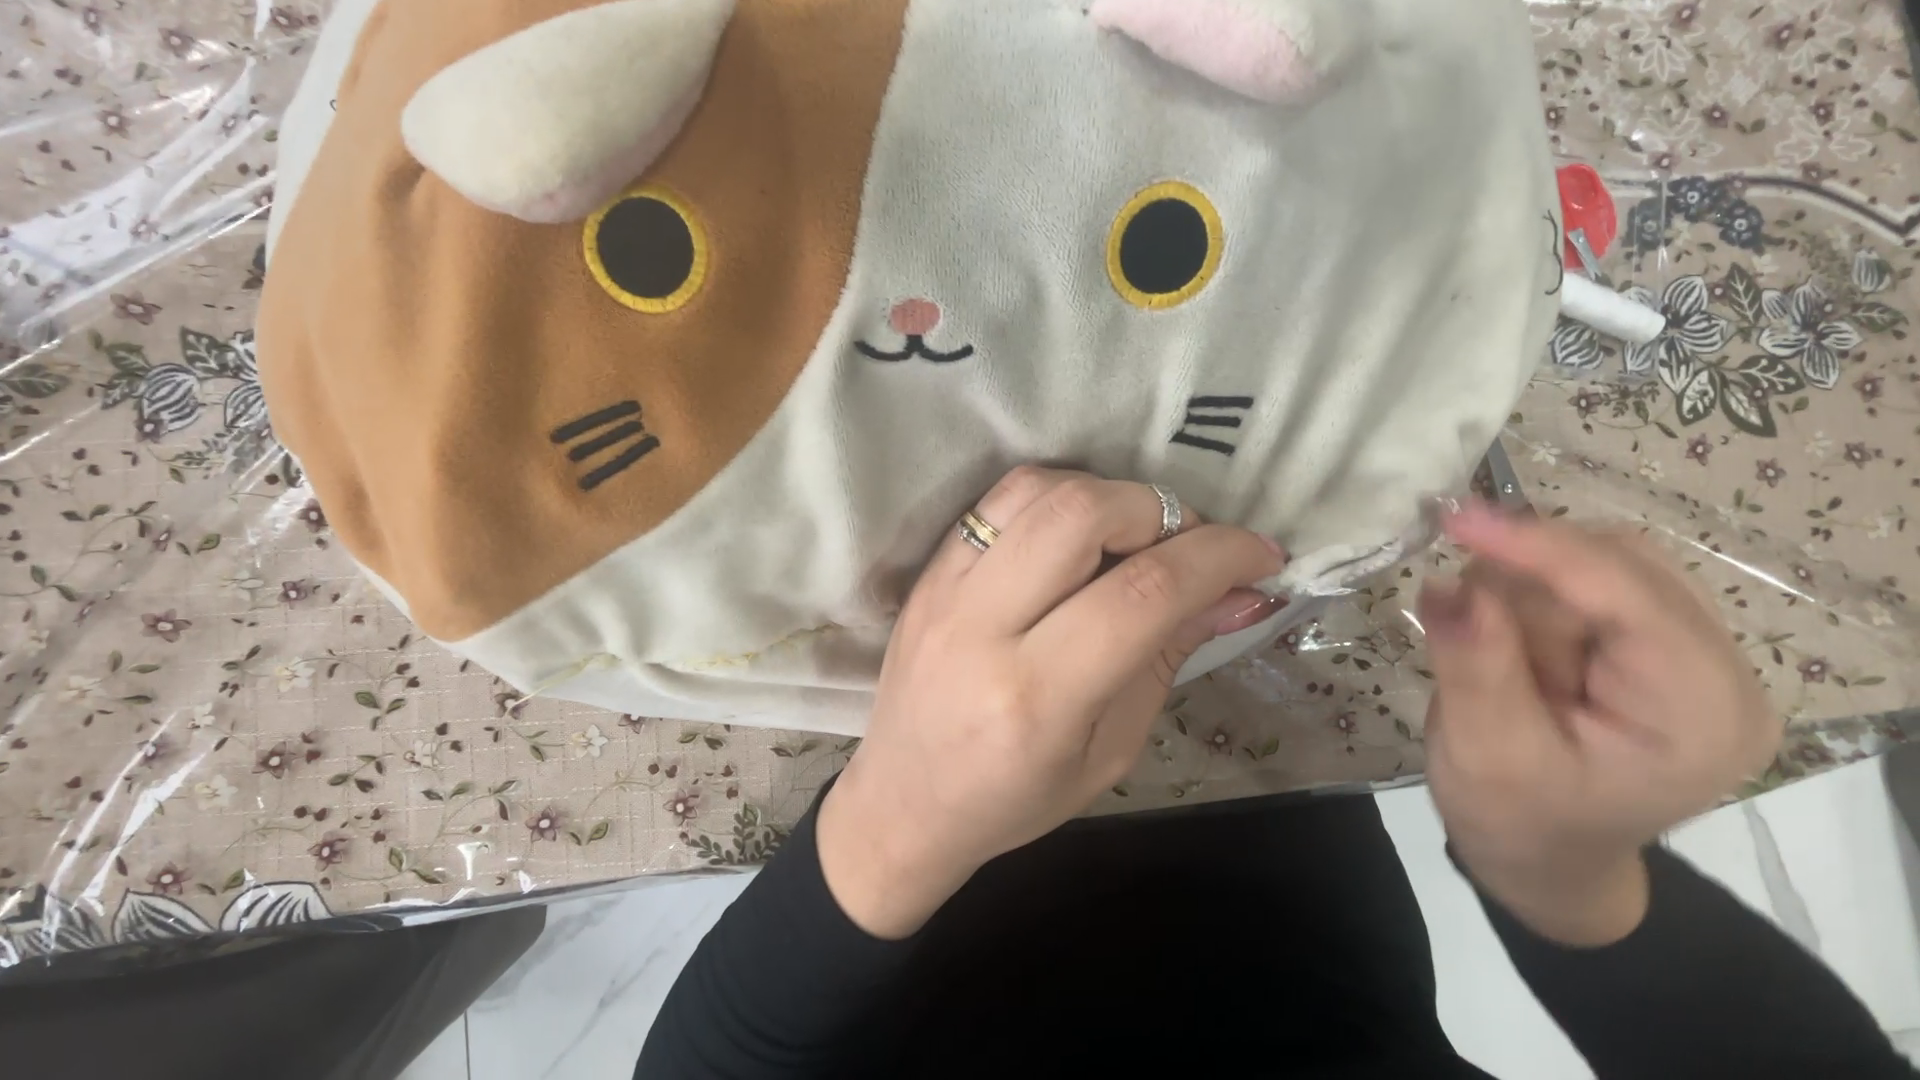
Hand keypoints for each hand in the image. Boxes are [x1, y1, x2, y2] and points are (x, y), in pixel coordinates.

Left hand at [817, 466, 1287, 938]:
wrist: (904, 804)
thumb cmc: (1014, 800)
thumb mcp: (1110, 752)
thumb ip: (1168, 658)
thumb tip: (1241, 592)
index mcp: (1036, 698)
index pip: (1141, 592)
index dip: (1217, 556)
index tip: (1261, 555)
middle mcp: (981, 630)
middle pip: (1080, 514)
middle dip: (1157, 511)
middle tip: (1184, 549)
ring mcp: (943, 593)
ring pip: (1034, 490)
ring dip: (1105, 494)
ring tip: (1130, 539)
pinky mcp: (926, 574)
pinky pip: (995, 500)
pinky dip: (1054, 498)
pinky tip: (1077, 536)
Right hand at [1418, 503, 1779, 945]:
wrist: (1542, 858)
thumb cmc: (1515, 820)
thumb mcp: (1485, 753)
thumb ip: (1476, 667)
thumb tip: (1450, 583)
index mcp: (1697, 713)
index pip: (1627, 596)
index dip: (1540, 549)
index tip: (1454, 518)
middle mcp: (1720, 672)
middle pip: (1620, 567)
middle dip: (1525, 585)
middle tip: (1463, 627)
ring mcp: (1696, 656)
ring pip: (1601, 564)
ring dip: (1523, 593)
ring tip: (1493, 656)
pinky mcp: (1661, 646)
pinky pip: (1592, 582)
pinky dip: (1531, 596)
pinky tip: (1512, 641)